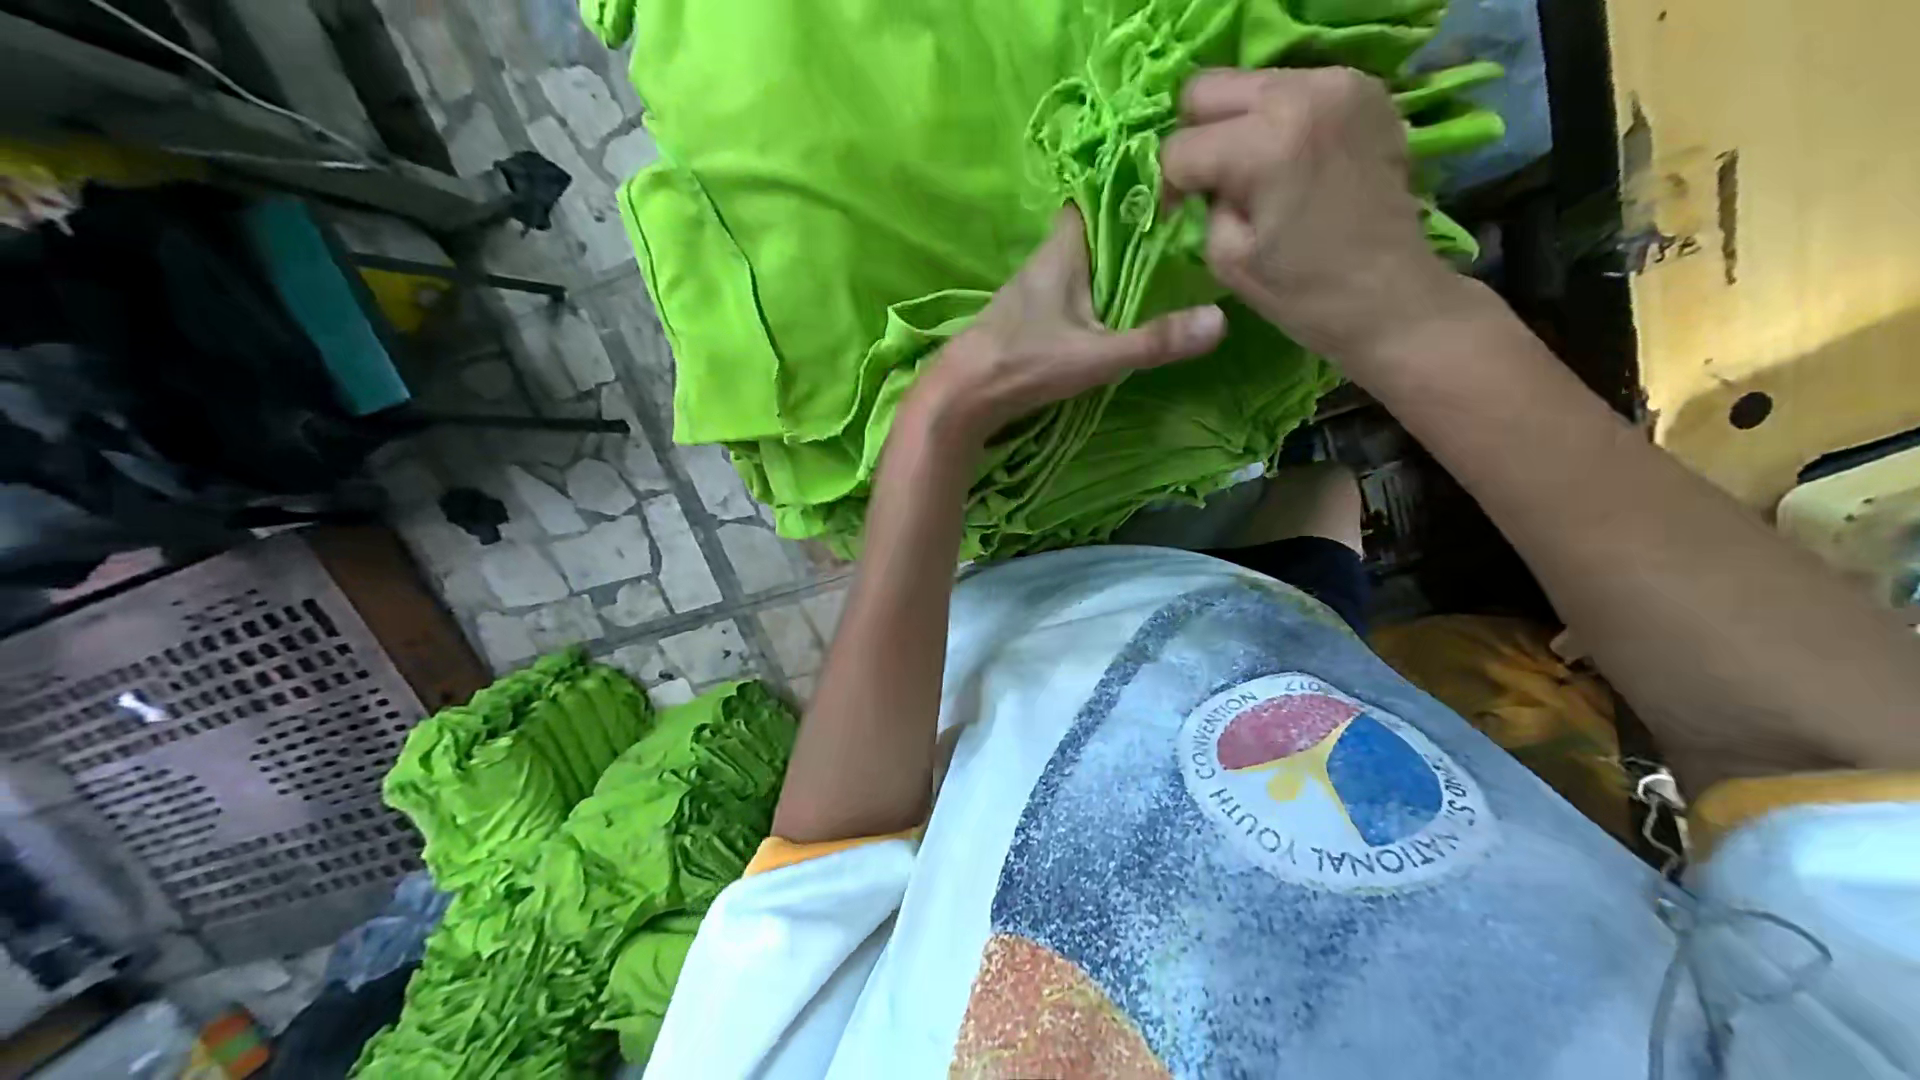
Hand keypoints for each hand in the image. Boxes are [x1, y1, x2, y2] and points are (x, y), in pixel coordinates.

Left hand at [912, 206, 1225, 446]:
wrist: (962, 395)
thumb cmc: (1025, 363)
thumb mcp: (1097, 356)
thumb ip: (1155, 341)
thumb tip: (1221, 319)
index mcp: (1063, 251)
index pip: (1097, 197)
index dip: (1130, 185)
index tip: (1170, 181)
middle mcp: (1045, 260)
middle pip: (1092, 229)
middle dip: (1129, 227)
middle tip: (1178, 225)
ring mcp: (1031, 289)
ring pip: (1079, 261)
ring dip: (1110, 261)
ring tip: (1157, 261)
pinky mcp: (1025, 317)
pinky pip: (1067, 290)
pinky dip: (1091, 290)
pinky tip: (1111, 305)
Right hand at [1162, 68, 1463, 358]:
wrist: (1390, 297)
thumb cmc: (1302, 294)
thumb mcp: (1226, 259)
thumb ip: (1202, 206)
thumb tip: (1202, 181)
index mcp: (1265, 146)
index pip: (1180, 147)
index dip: (1171, 186)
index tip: (1180, 215)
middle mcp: (1302, 94)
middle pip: (1207, 89)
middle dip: (1197, 138)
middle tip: (1210, 183)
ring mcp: (1339, 84)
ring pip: (1250, 84)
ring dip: (1237, 127)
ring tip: (1253, 174)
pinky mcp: (1362, 90)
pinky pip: (1292, 89)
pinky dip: (1277, 121)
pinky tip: (1289, 162)